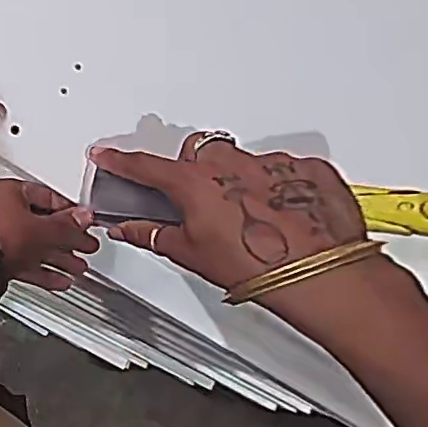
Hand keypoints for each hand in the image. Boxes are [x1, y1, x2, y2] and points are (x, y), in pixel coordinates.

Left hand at [0, 179, 98, 290]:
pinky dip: (41, 270)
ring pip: (32, 244)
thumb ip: (67, 224)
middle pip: (40, 222)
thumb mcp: (44, 229)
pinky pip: (23, 261)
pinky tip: (58, 279)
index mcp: (8, 192)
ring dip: (57, 256)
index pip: (46, 196)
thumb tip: (82, 217)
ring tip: (76, 266)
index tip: (83, 221)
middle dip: (65, 238)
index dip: (69, 211)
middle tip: (83, 245)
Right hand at [91, 134, 368, 293]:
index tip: (106, 153)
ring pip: (240, 158)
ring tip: (246, 215)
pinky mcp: (306, 170)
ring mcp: (271, 163)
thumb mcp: (191, 253)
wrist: (321, 275)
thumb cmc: (258, 266)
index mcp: (194, 182)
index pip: (145, 166)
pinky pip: (282, 168)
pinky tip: (277, 213)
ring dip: (235, 178)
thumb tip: (131, 229)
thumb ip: (153, 234)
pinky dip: (275, 186)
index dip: (120, 160)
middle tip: (196, 198)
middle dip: (191, 167)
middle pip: (196, 151)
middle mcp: (230, 164)